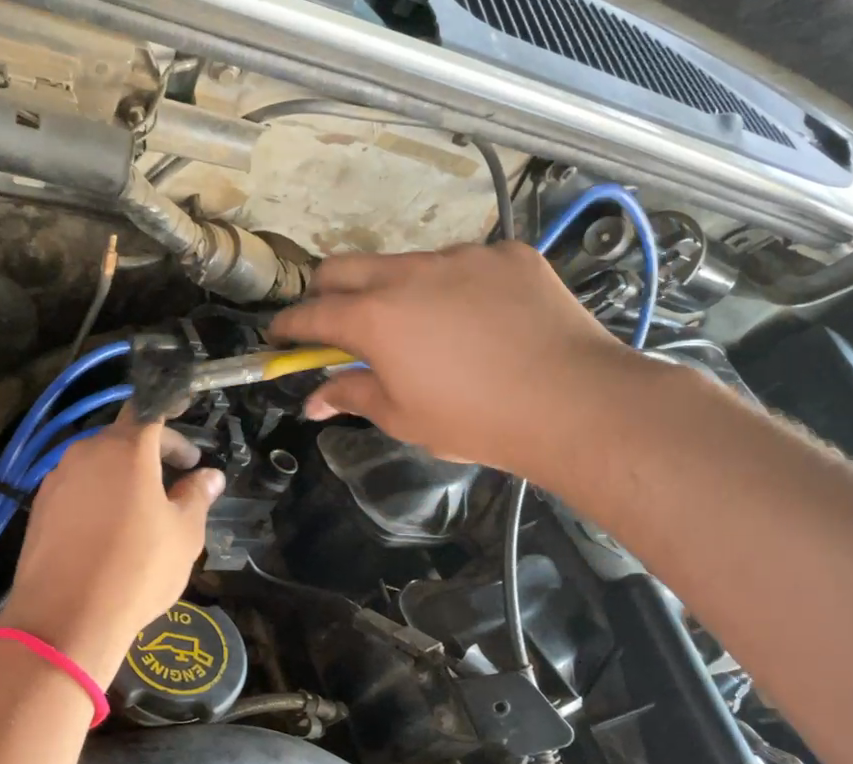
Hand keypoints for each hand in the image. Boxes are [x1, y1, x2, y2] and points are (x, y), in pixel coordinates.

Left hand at [0, 413, 222, 684]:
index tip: (188, 449)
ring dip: (121, 476)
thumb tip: (209, 476)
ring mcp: (56, 480)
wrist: (65, 618)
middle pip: (121, 437)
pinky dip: (96, 497)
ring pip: (95, 464)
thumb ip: (196, 497)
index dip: (171, 422)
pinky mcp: (39, 508)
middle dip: (150, 452)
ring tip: (144, 508)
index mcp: (125, 449)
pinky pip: (75, 489)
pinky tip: (109, 530)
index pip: (150, 413)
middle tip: (176, 478)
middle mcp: (85, 453)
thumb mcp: (183, 535)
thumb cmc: (137, 570)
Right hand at [269, 244, 652, 475]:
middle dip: (325, 292)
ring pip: (406, 262)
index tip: (279, 337)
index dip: (288, 327)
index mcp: (375, 317)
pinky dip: (452, 287)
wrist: (573, 401)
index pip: (311, 313)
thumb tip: (314, 401)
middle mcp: (410, 273)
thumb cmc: (474, 420)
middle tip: (333, 323)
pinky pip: (462, 263)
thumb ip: (351, 395)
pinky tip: (476, 320)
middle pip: (344, 267)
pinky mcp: (507, 254)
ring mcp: (463, 256)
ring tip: (419, 327)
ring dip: (393, 289)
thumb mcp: (401, 416)